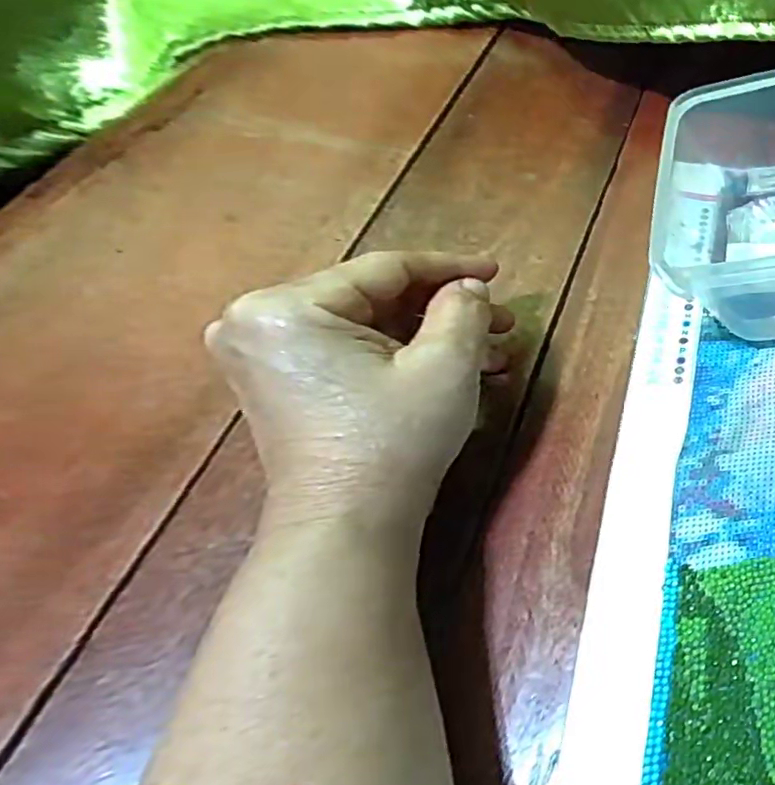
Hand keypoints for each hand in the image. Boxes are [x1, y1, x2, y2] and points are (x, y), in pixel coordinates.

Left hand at [204, 252, 514, 526]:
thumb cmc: (397, 435)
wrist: (351, 517)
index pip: (385, 269)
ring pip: (370, 326)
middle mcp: (260, 322)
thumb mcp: (445, 365)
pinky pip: (353, 350)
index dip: (450, 268)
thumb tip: (471, 288)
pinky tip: (455, 370)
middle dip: (448, 309)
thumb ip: (463, 312)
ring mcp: (265, 355)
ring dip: (434, 335)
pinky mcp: (282, 383)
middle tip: (504, 323)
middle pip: (377, 297)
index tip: (498, 272)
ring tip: (492, 354)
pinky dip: (405, 354)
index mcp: (287, 307)